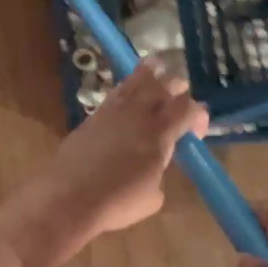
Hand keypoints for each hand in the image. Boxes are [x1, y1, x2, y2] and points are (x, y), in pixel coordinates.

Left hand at [35, 56, 208, 235]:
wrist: (69, 196)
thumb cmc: (116, 202)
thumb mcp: (152, 196)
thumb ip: (158, 174)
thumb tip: (152, 168)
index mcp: (160, 134)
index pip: (187, 110)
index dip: (198, 114)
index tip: (197, 130)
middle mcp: (138, 116)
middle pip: (162, 88)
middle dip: (175, 87)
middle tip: (180, 90)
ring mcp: (112, 113)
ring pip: (135, 84)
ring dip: (148, 74)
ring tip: (156, 63)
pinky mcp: (91, 117)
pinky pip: (114, 94)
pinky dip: (125, 86)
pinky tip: (127, 87)